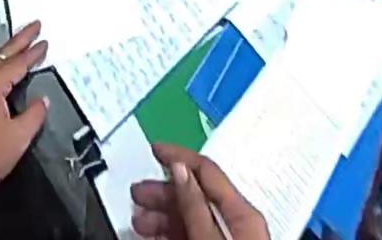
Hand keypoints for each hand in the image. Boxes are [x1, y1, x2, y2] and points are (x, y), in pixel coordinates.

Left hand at [0, 21, 50, 205]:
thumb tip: (43, 100)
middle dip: (21, 39)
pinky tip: (8, 66)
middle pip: (4, 54)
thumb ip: (33, 115)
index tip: (45, 41)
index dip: (33, 53)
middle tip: (35, 24)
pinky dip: (2, 62)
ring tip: (25, 40)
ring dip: (10, 49)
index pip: (17, 64)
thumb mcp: (18, 138)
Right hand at [131, 143, 268, 239]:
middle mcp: (240, 227)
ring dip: (162, 217)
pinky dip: (170, 236)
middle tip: (137, 195)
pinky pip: (192, 238)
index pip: (208, 170)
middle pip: (195, 195)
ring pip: (191, 218)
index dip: (178, 156)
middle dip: (163, 193)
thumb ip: (195, 207)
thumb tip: (179, 169)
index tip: (154, 151)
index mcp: (244, 216)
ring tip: (141, 225)